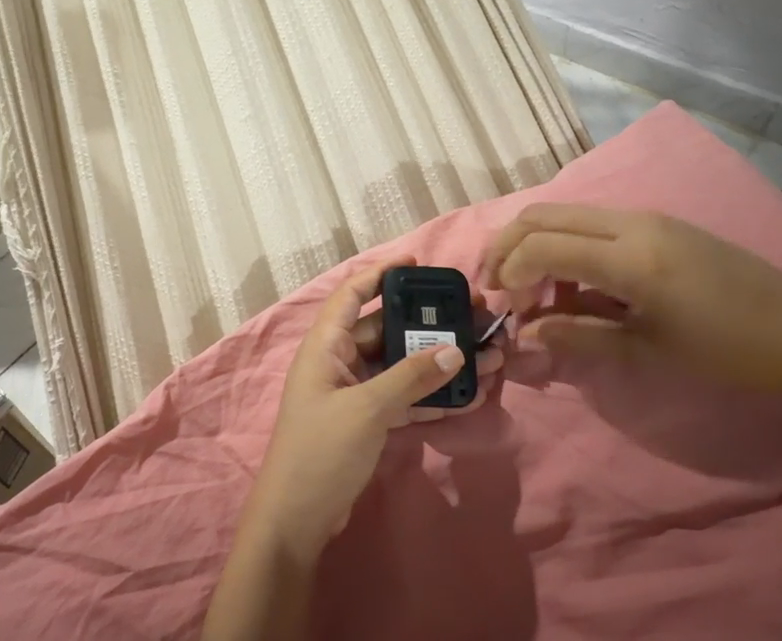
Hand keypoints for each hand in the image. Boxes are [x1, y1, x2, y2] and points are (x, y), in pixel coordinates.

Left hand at [246, 256, 505, 555]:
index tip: (417, 263)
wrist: (297, 518)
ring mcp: (351, 392)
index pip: (351, 294)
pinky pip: (402, 396)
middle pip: (383, 328)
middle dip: (425, 321)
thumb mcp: (367, 409)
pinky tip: (467, 391)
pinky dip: (430, 393)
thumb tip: (454, 348)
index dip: (380, 274)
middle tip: (470, 315)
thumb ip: (411, 377)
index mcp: (325, 345)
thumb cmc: (322, 450)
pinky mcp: (365, 421)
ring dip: (436, 360)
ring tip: (484, 354)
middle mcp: (337, 361)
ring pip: (399, 364)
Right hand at [482, 205, 781, 396]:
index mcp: (629, 258)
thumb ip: (579, 336)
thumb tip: (525, 334)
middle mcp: (629, 223)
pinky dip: (562, 244)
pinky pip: (589, 222)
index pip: (541, 247)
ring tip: (528, 291)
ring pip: (561, 214)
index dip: (508, 274)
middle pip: (540, 216)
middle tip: (493, 288)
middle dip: (505, 248)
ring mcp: (643, 216)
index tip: (503, 309)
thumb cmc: (731, 351)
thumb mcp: (649, 352)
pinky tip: (570, 283)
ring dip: (532, 245)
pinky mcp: (654, 222)